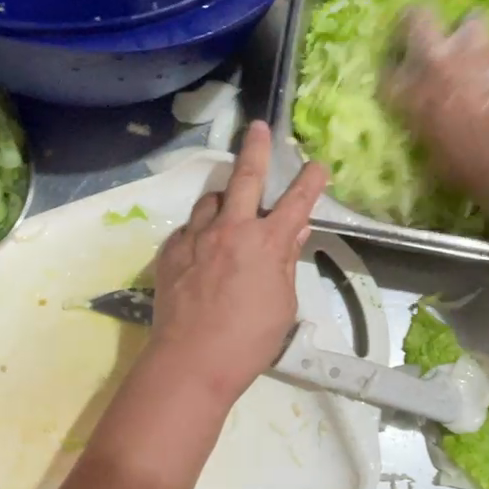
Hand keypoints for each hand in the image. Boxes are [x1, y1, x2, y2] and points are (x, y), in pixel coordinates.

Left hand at [147, 121, 327, 402]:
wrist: (192, 360)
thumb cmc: (249, 340)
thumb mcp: (283, 305)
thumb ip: (286, 264)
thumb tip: (293, 234)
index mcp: (267, 243)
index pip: (296, 202)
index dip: (310, 181)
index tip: (318, 164)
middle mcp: (231, 229)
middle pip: (245, 177)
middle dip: (255, 148)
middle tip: (257, 128)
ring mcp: (196, 237)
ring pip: (210, 200)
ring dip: (222, 198)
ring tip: (226, 206)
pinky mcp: (170, 252)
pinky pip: (188, 229)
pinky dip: (199, 230)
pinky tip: (201, 246)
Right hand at [382, 9, 488, 227]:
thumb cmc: (480, 176)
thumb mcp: (439, 161)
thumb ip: (429, 130)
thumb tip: (433, 123)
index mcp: (415, 97)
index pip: (388, 72)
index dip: (395, 71)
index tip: (403, 77)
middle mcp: (441, 64)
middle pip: (418, 19)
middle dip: (420, 22)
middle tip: (430, 33)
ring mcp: (481, 52)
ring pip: (472, 20)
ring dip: (474, 35)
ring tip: (486, 57)